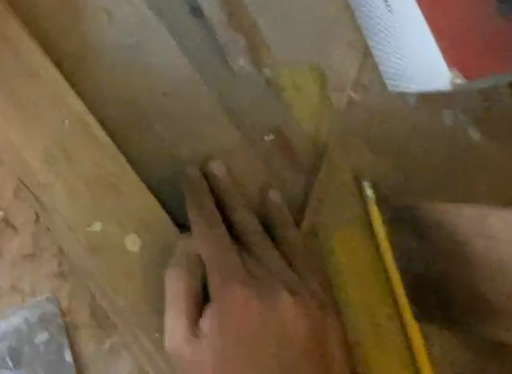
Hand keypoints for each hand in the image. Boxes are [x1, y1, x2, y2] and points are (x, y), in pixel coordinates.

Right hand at [165, 161, 349, 373]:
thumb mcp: (183, 347)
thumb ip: (181, 289)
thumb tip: (188, 243)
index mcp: (235, 292)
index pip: (212, 229)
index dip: (199, 198)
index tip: (189, 172)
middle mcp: (275, 284)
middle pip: (246, 226)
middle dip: (225, 194)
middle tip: (212, 164)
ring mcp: (308, 297)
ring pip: (280, 240)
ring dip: (262, 208)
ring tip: (249, 182)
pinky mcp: (330, 313)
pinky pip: (310, 261)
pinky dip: (295, 234)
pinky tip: (287, 216)